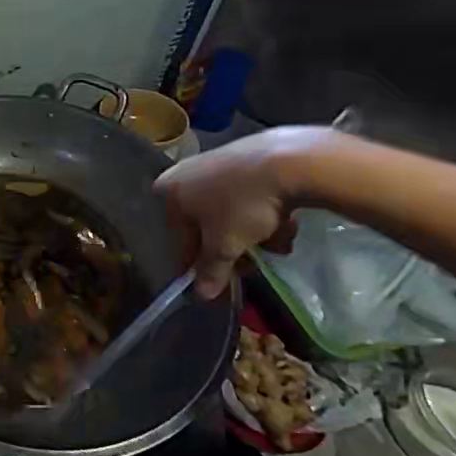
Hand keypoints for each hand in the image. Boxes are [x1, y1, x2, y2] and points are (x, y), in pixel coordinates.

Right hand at [154, 126, 332, 298]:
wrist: (286, 160)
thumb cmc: (241, 204)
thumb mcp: (225, 245)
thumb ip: (211, 271)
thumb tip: (201, 295)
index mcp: (169, 192)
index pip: (179, 239)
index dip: (199, 265)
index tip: (219, 283)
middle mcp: (184, 174)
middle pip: (206, 226)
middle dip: (234, 248)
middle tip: (254, 262)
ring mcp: (214, 164)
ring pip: (230, 214)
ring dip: (254, 235)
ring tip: (278, 241)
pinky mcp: (243, 160)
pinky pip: (246, 197)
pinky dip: (263, 212)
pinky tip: (286, 220)